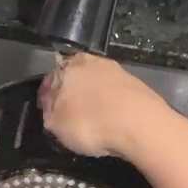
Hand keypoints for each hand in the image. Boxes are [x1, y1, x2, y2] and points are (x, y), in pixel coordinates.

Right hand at [37, 53, 175, 158]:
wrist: (140, 124)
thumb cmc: (90, 123)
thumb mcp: (56, 125)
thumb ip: (49, 115)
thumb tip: (51, 110)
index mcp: (68, 67)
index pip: (50, 80)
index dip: (46, 98)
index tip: (46, 113)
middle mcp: (92, 62)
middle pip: (75, 80)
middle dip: (70, 96)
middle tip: (68, 117)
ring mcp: (117, 71)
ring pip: (96, 86)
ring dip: (91, 100)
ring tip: (90, 121)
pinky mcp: (136, 85)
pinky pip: (115, 96)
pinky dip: (110, 106)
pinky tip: (110, 122)